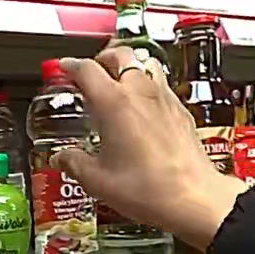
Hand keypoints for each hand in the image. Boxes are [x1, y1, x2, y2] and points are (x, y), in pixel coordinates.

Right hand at [50, 47, 247, 250]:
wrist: (192, 198)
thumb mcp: (97, 180)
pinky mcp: (181, 111)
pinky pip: (162, 84)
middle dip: (101, 59)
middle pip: (120, 55)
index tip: (64, 68)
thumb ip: (74, 163)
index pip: (87, 69)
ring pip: (144, 63)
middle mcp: (141, 93)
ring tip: (117, 83)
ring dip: (128, 67)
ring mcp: (164, 99)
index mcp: (114, 103)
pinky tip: (142, 107)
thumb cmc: (148, 189)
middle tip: (91, 72)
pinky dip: (147, 85)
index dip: (70, 65)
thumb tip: (61, 158)